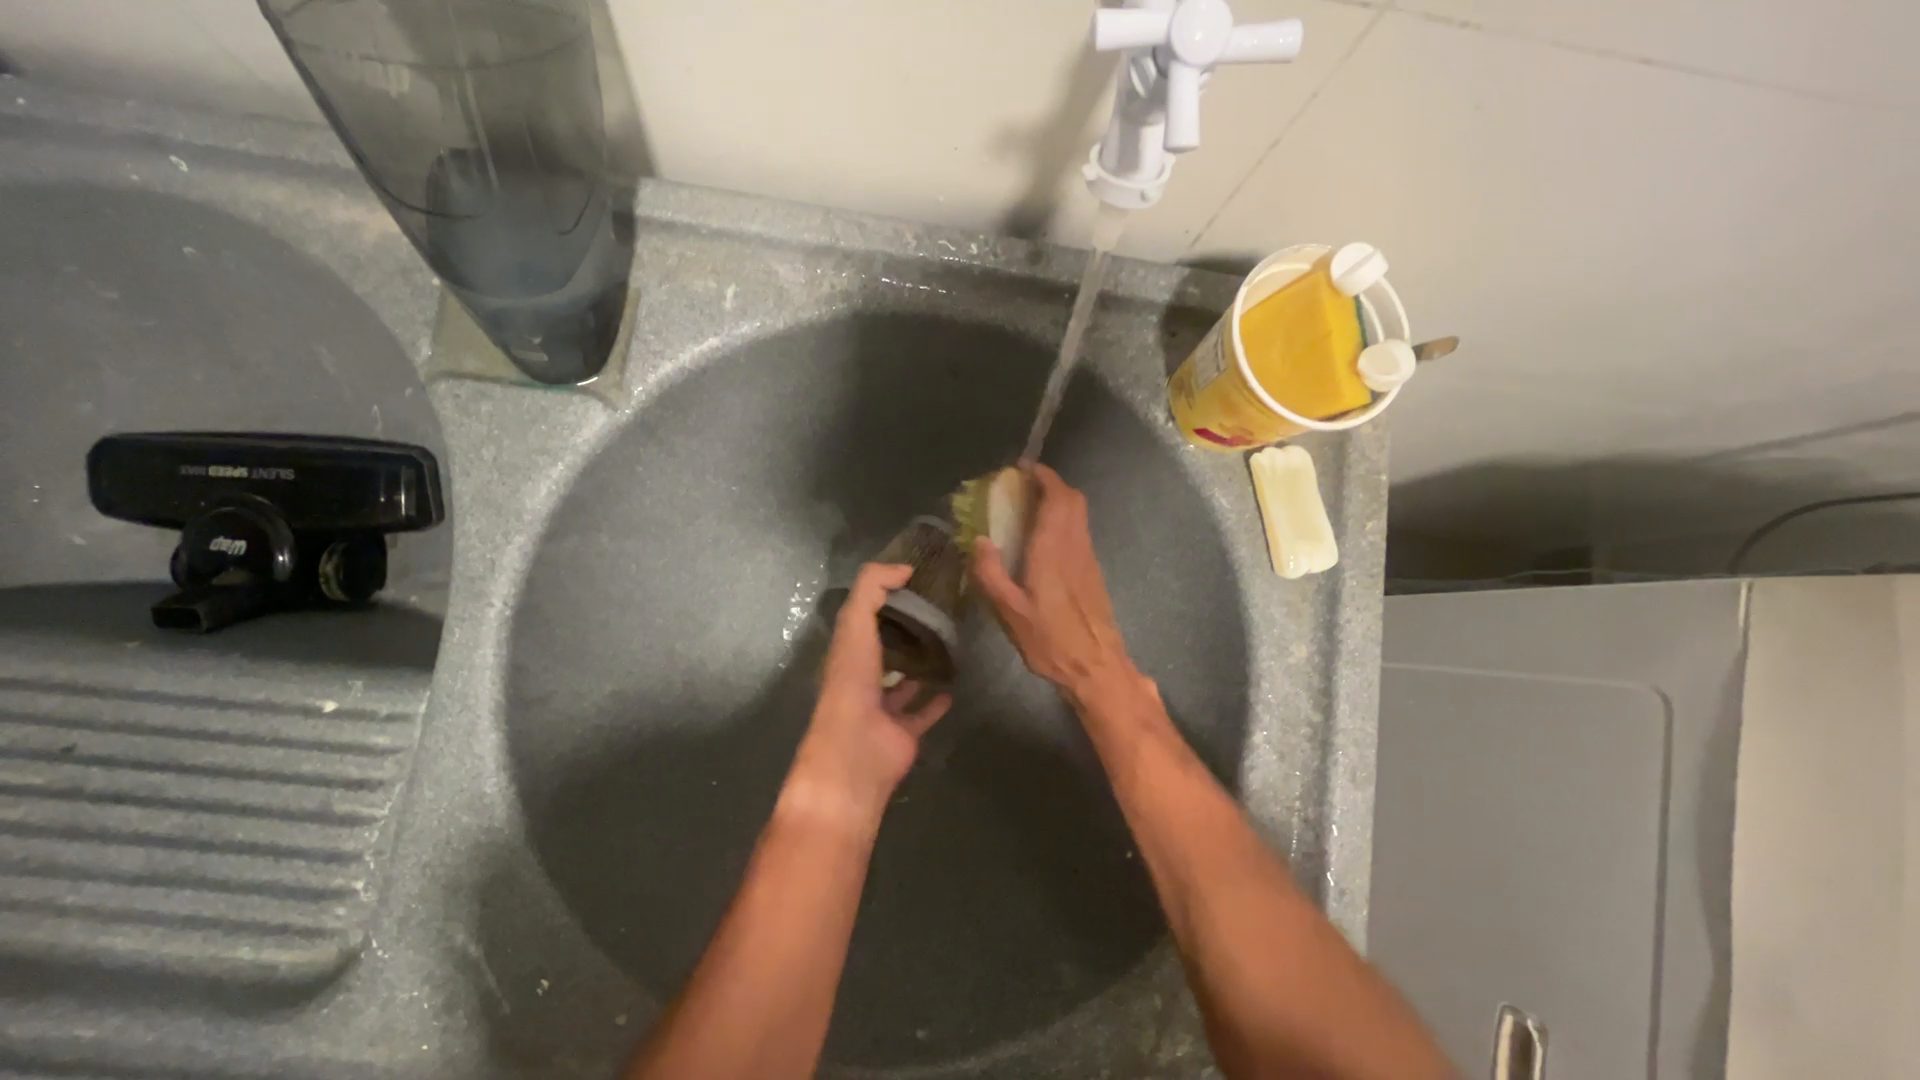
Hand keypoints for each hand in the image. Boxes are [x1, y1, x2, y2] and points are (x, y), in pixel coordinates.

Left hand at [786, 563, 951, 829]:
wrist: (857, 750)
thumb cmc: (852, 683)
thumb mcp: (856, 624)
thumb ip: (872, 589)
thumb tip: (902, 567)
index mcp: (846, 652)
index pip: (864, 617)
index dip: (885, 596)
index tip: (917, 578)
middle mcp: (862, 678)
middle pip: (885, 648)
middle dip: (905, 630)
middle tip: (940, 610)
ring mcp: (882, 708)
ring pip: (903, 681)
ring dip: (921, 665)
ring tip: (950, 644)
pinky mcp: (904, 732)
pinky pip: (923, 712)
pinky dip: (936, 700)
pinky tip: (954, 686)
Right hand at [971, 465, 1140, 704]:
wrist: (1096, 667)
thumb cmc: (1050, 641)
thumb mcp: (1009, 612)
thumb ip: (991, 573)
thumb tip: (980, 540)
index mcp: (1053, 549)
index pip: (1057, 496)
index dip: (1043, 476)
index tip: (1023, 469)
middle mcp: (1075, 545)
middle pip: (1073, 499)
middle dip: (1051, 484)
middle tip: (1024, 487)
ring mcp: (1088, 558)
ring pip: (1079, 515)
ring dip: (1058, 502)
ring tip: (1029, 509)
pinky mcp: (1093, 572)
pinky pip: (1079, 532)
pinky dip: (1063, 522)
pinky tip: (1042, 542)